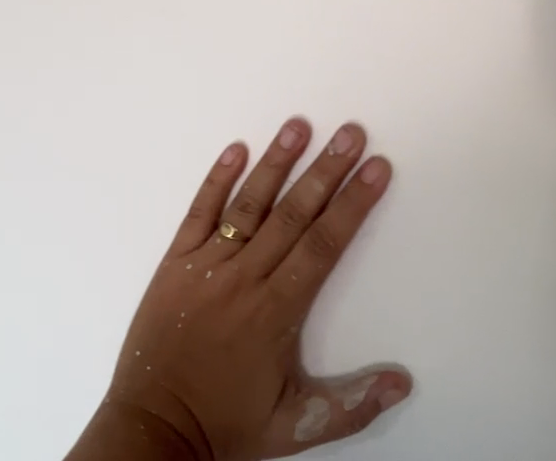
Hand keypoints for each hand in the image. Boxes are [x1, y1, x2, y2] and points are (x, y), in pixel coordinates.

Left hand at [70, 119, 410, 460]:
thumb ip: (350, 405)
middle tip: (351, 133)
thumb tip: (402, 384)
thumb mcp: (294, 428)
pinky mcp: (175, 264)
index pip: (323, 245)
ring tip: (299, 125)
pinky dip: (216, 180)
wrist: (152, 432)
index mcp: (275, 312)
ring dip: (276, 163)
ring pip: (248, 206)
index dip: (352, 204)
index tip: (376, 169)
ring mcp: (206, 266)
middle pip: (293, 215)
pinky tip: (236, 149)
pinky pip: (198, 214)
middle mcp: (243, 279)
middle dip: (326, 171)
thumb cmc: (226, 426)